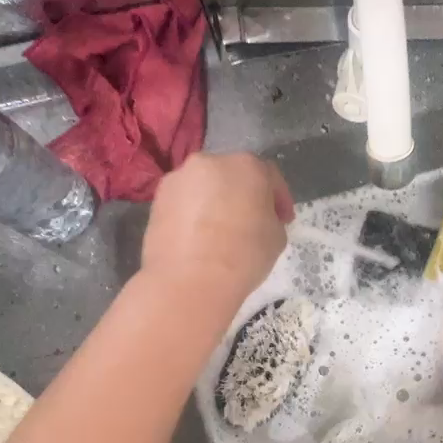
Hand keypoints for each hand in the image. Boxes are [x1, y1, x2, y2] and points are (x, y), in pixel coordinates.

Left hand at [141, 152, 293, 309]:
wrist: (189, 280)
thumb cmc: (243, 256)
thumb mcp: (277, 237)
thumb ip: (271, 218)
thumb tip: (258, 218)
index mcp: (247, 166)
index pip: (270, 176)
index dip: (279, 199)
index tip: (284, 220)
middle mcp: (211, 162)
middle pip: (234, 175)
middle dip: (245, 196)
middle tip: (252, 222)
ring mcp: (180, 178)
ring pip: (206, 186)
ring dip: (217, 202)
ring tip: (222, 231)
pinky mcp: (158, 198)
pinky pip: (186, 201)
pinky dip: (195, 213)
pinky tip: (200, 237)